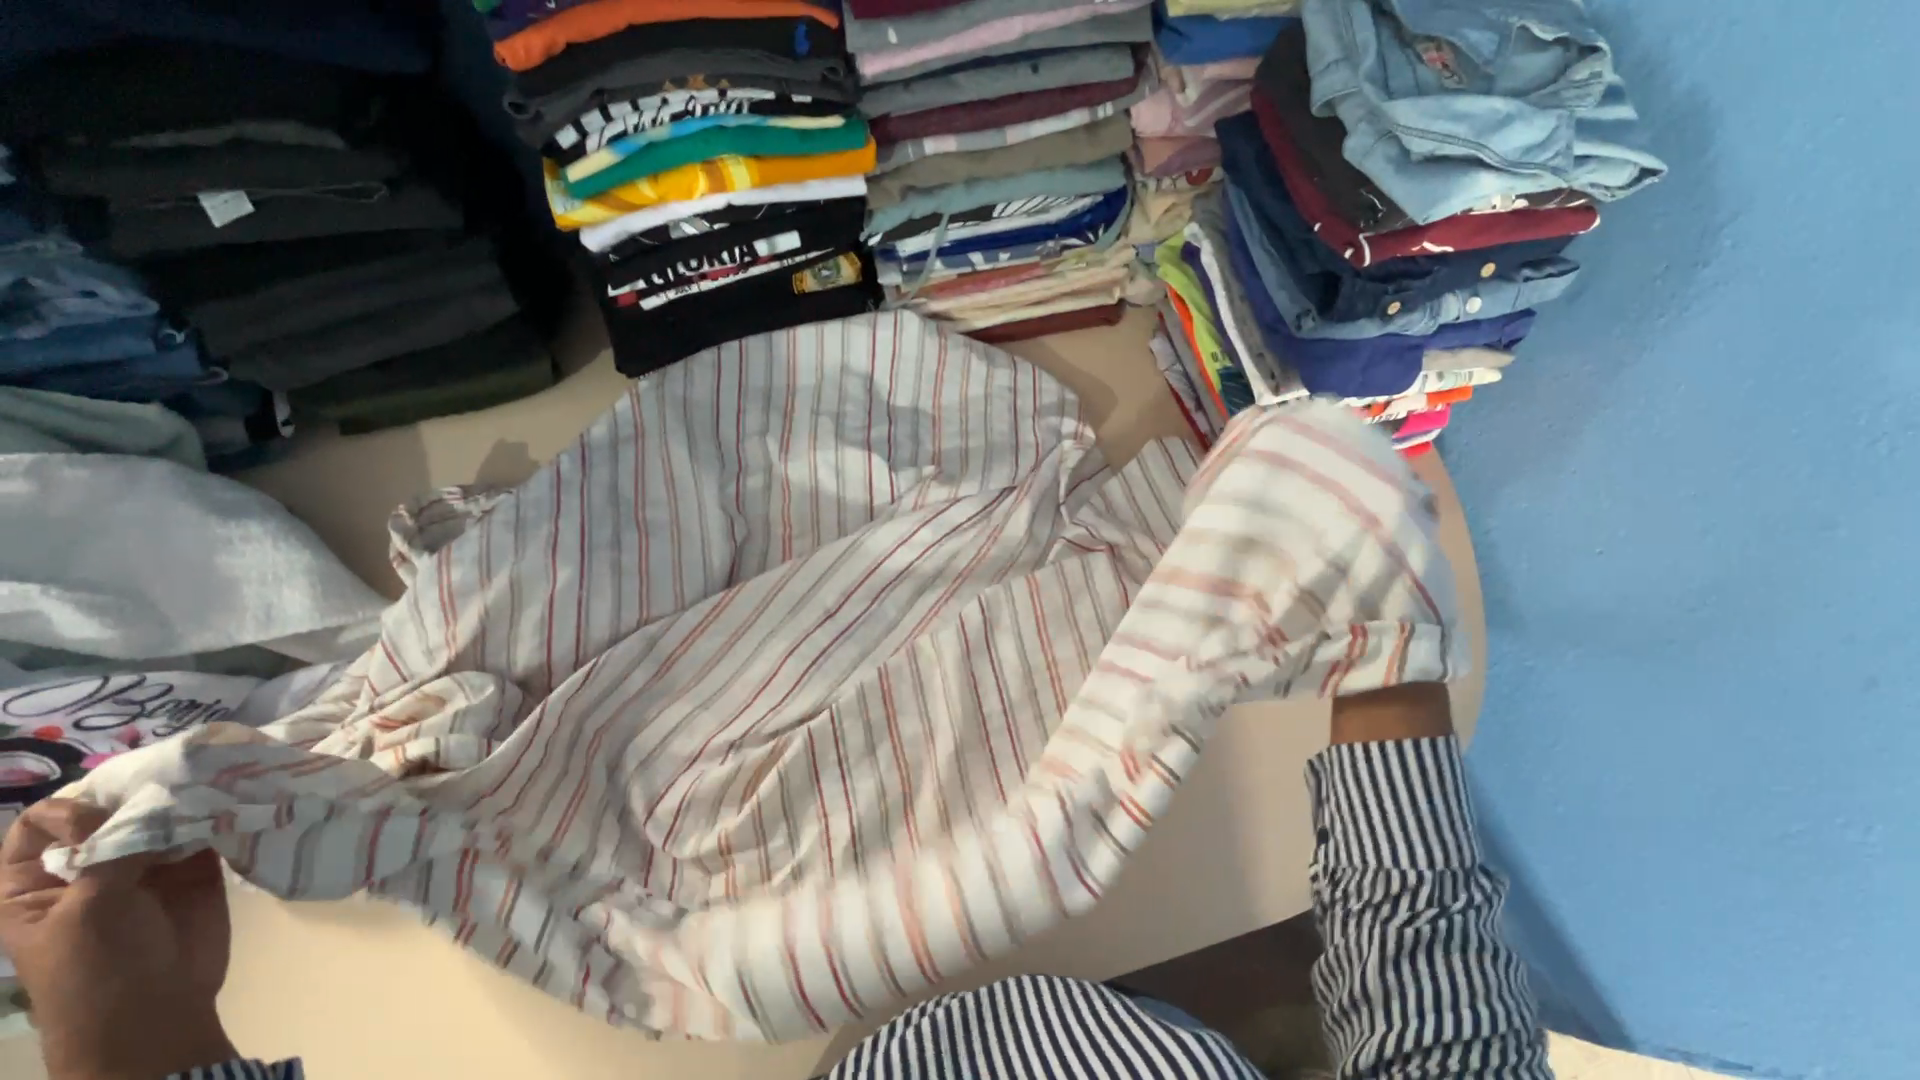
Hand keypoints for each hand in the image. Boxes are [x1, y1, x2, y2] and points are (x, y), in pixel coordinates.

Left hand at [0, 799, 236, 1079]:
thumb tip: (150, 796)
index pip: (39, 825)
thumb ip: (114, 847)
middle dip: (137, 794)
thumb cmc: (97, 968)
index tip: (107, 814)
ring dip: (182, 800)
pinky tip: (231, 801)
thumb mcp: (89, 906)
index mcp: (35, 883)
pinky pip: (202, 832)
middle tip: (172, 779)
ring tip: (209, 782)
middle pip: (106, 813)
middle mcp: (88, 868)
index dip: (68, 810)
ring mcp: (145, 869)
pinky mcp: (195, 870)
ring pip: (158, 818)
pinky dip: (216, 815)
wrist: (155, 1012)